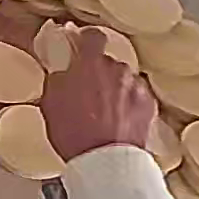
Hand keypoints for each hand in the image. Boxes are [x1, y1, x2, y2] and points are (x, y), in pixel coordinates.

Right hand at [41, 28, 157, 162]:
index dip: (86, 38)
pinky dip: (127, 104)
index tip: (81, 42)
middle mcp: (116, 69)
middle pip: (107, 61)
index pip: (92, 36)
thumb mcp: (49, 104)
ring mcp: (135, 86)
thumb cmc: (75, 134)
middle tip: (85, 92)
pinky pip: (135, 96)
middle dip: (97, 72)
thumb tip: (61, 69)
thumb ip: (56, 78)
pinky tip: (116, 120)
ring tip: (101, 111)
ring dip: (113, 88)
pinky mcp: (148, 105)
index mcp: (89, 64)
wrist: (105, 162)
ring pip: (122, 79)